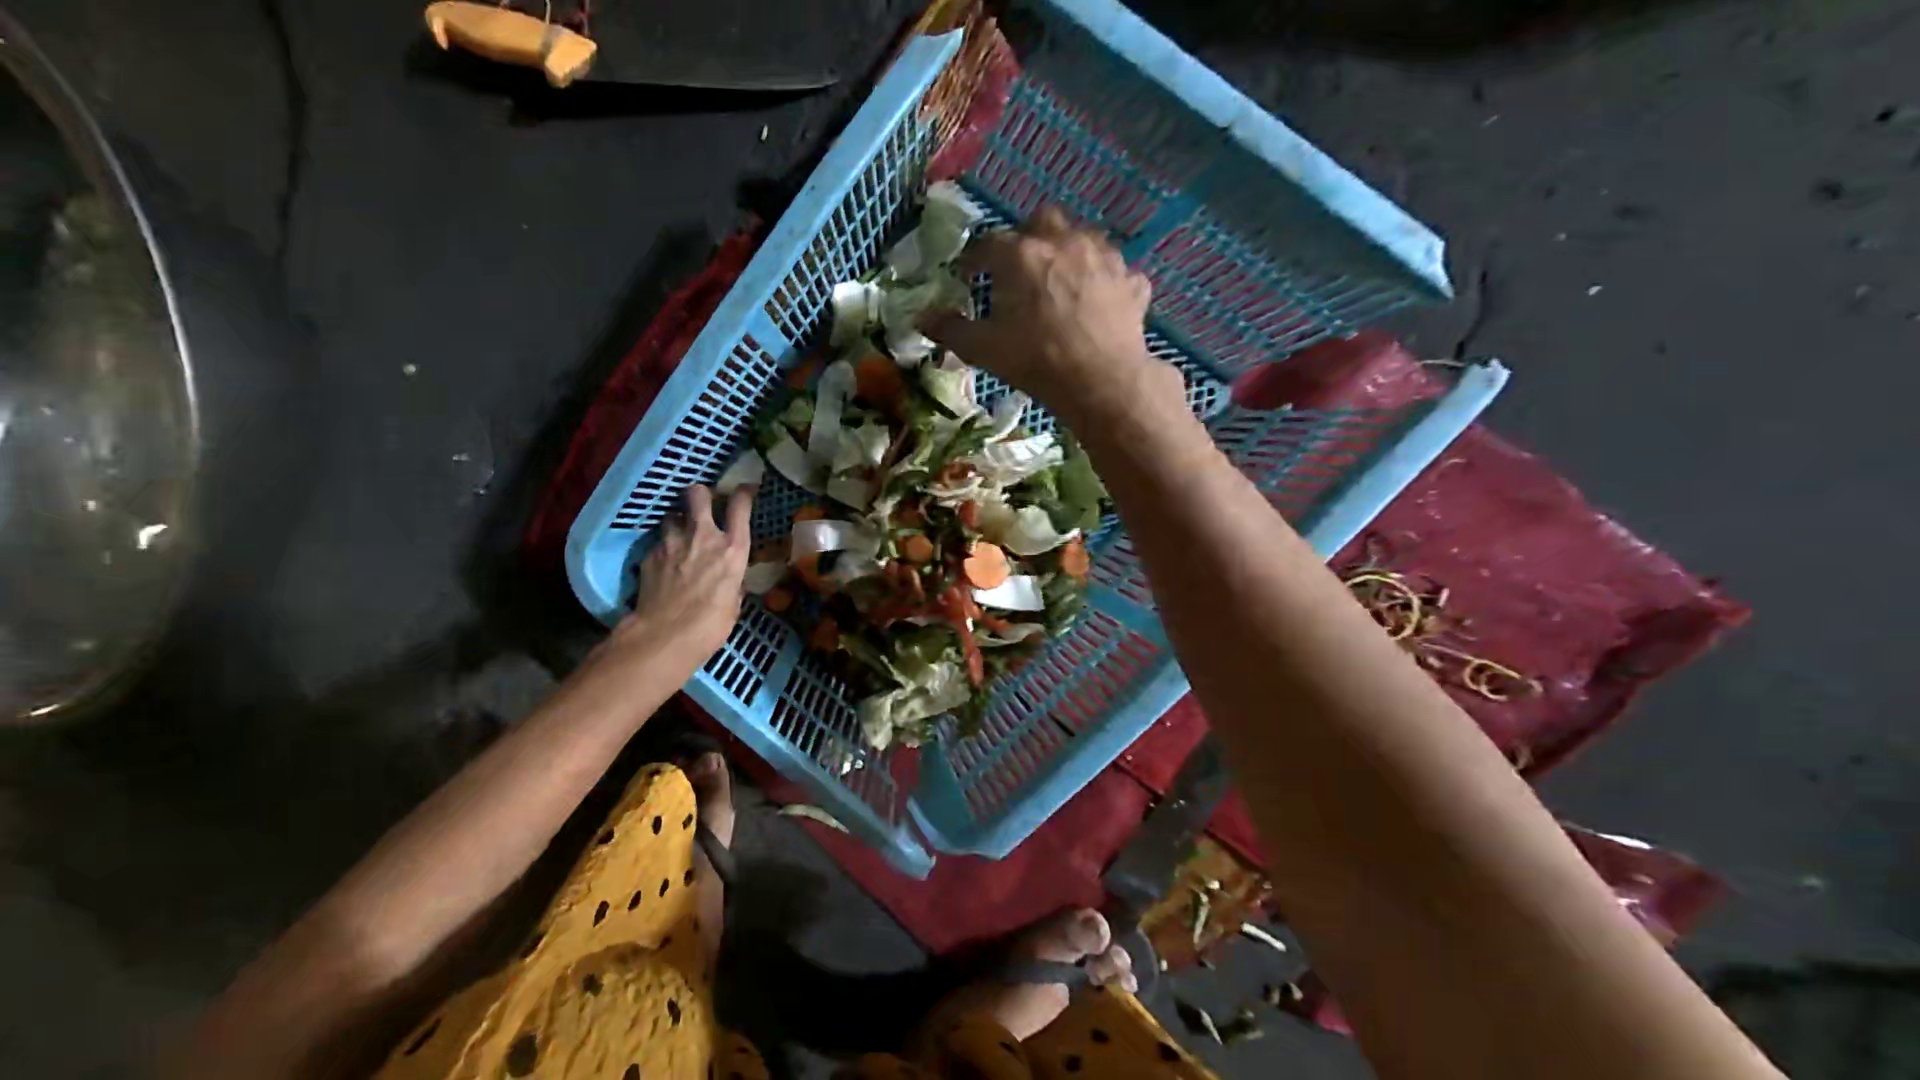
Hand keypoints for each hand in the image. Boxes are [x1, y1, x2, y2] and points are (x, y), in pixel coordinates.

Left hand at [616, 484, 754, 661]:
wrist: (664, 636)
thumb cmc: (710, 625)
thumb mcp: (734, 602)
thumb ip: (732, 582)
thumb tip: (729, 581)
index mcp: (732, 548)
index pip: (740, 505)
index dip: (743, 493)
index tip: (745, 490)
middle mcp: (703, 536)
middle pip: (698, 494)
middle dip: (700, 494)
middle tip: (701, 504)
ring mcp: (672, 542)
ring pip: (672, 516)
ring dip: (678, 523)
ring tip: (680, 538)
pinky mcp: (649, 555)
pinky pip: (658, 543)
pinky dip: (664, 549)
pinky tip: (665, 565)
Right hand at [925, 206, 1184, 429]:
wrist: (1102, 382)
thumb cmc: (1036, 360)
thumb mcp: (983, 349)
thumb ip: (951, 329)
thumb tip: (922, 318)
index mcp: (1021, 253)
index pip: (988, 244)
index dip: (974, 260)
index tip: (968, 276)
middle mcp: (1063, 241)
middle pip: (1041, 221)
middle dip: (1027, 238)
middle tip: (1019, 269)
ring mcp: (1103, 257)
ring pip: (1082, 237)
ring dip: (1068, 251)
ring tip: (1060, 281)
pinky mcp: (1131, 280)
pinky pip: (1114, 270)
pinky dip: (1104, 280)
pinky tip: (1098, 301)